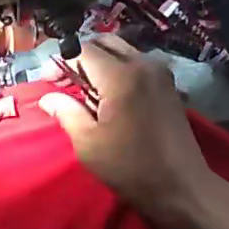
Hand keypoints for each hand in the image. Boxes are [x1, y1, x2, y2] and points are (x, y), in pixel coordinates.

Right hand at [40, 34, 222, 219]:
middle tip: (64, 83)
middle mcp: (144, 64)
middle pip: (104, 43)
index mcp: (121, 76)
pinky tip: (109, 98)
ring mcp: (160, 73)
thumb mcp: (88, 142)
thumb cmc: (129, 166)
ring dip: (99, 64)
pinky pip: (136, 65)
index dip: (61, 61)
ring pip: (122, 52)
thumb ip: (66, 112)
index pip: (83, 49)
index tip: (48, 83)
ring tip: (85, 93)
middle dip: (80, 57)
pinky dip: (117, 72)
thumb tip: (48, 97)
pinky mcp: (168, 85)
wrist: (180, 185)